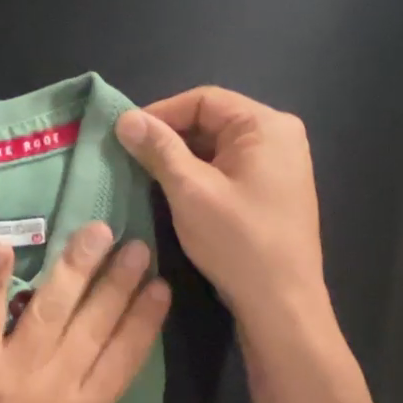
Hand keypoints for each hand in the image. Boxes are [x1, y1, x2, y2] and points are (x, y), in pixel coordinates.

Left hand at [0, 223, 172, 402]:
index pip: (126, 355)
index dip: (145, 318)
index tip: (161, 286)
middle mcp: (57, 384)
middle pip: (95, 323)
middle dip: (119, 280)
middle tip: (137, 244)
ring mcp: (14, 371)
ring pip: (52, 309)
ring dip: (76, 267)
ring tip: (96, 231)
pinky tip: (3, 245)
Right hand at [114, 87, 328, 323]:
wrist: (280, 303)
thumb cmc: (237, 242)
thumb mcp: (190, 191)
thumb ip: (158, 150)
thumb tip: (126, 119)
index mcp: (266, 125)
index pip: (203, 100)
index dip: (159, 113)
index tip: (123, 135)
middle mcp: (279, 137)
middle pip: (212, 122)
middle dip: (168, 138)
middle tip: (127, 158)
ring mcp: (279, 167)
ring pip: (217, 150)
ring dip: (180, 161)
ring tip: (142, 178)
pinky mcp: (272, 193)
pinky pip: (228, 172)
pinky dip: (198, 178)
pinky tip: (172, 196)